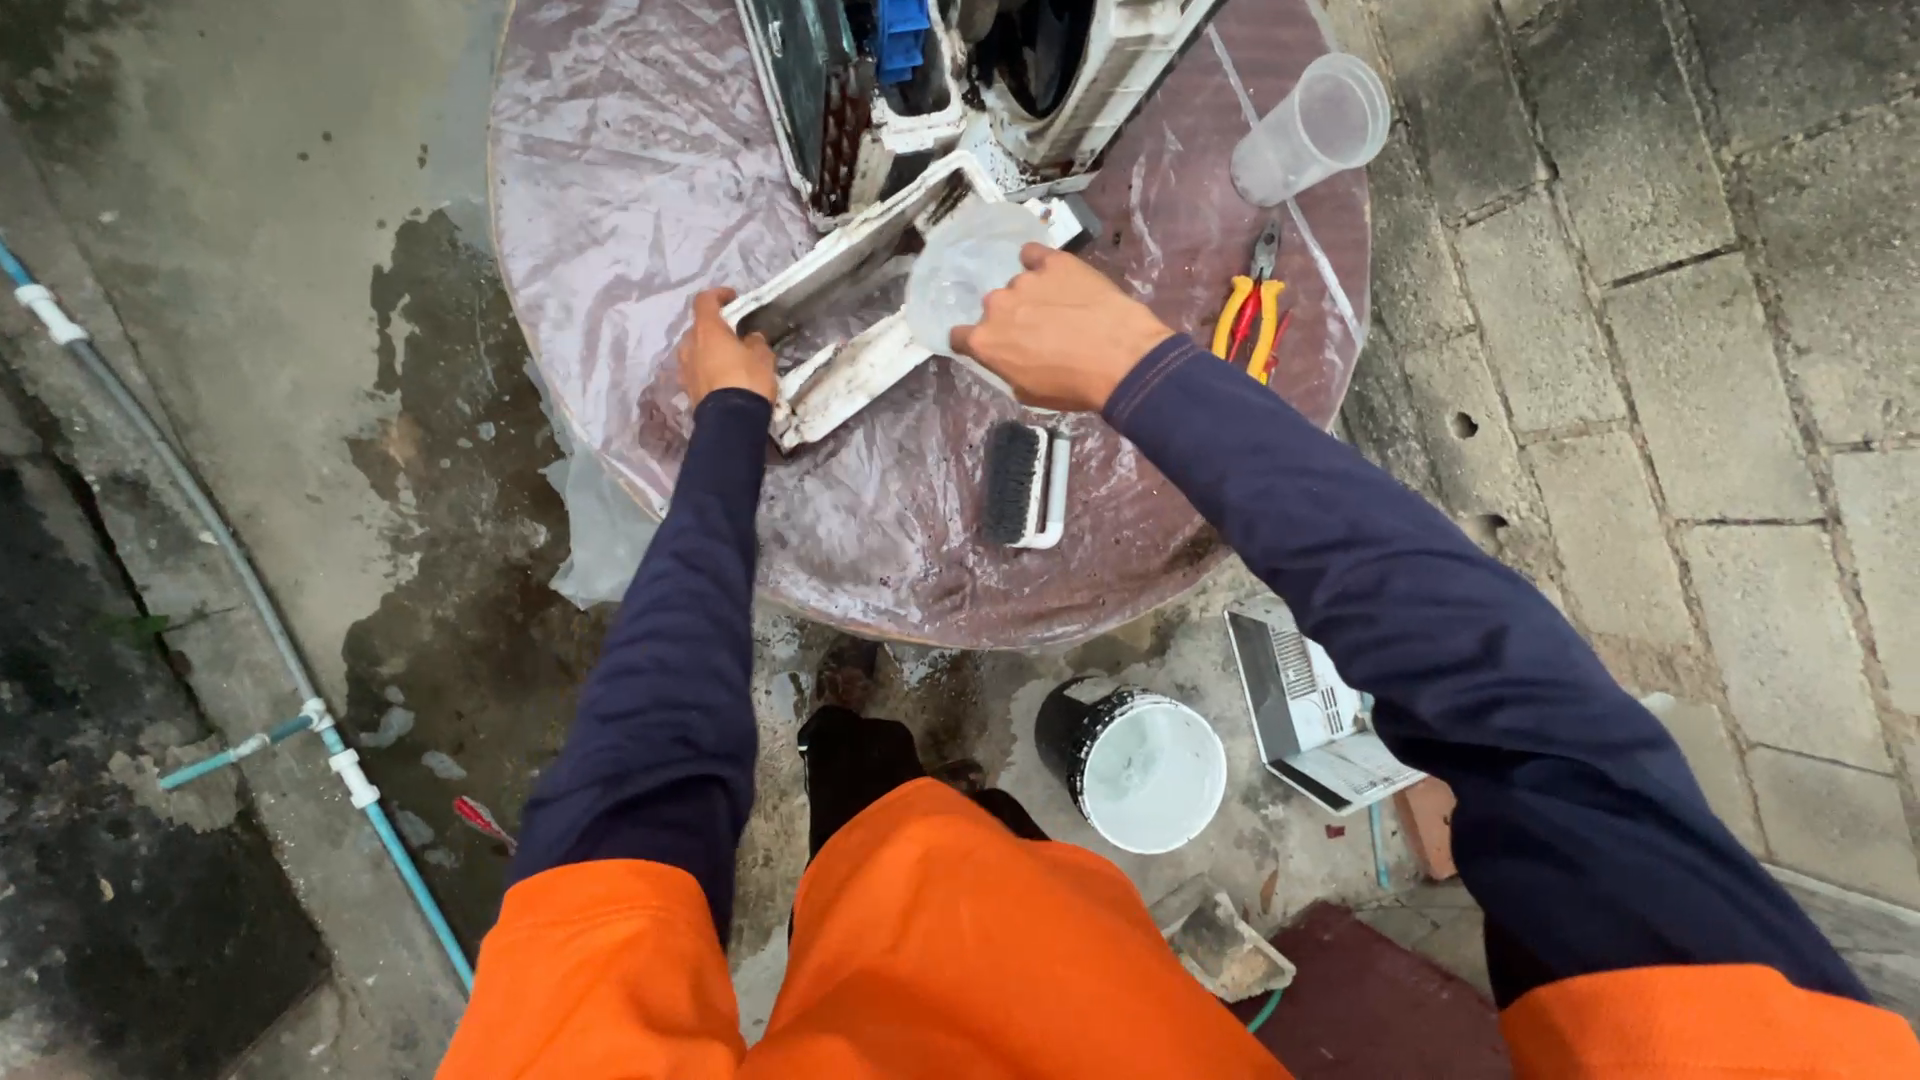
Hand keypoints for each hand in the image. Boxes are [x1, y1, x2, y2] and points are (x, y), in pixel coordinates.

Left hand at [676, 288, 777, 406]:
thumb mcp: (762, 357)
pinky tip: (722, 378)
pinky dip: (706, 369)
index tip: (732, 298)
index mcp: (707, 330)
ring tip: (727, 359)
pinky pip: (696, 370)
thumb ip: (755, 342)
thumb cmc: (748, 380)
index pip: (705, 301)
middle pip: (699, 328)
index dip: (718, 295)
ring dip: (708, 350)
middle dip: (714, 329)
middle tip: (733, 336)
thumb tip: (750, 338)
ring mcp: (685, 368)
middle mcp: (690, 345)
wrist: (731, 420)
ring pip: (695, 350)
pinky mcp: (687, 388)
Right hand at [950, 245, 1174, 410]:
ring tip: (1058, 306)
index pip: (959, 336)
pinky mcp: (1054, 261)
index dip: (973, 341)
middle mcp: (996, 306)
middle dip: (1009, 318)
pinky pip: (1034, 255)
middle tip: (1036, 330)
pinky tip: (1053, 272)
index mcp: (986, 343)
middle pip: (993, 308)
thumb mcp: (1029, 394)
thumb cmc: (1073, 385)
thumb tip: (1011, 358)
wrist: (1119, 357)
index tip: (990, 345)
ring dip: (1030, 294)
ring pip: (1017, 285)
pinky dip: (1038, 262)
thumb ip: (1008, 369)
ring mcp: (1024, 280)